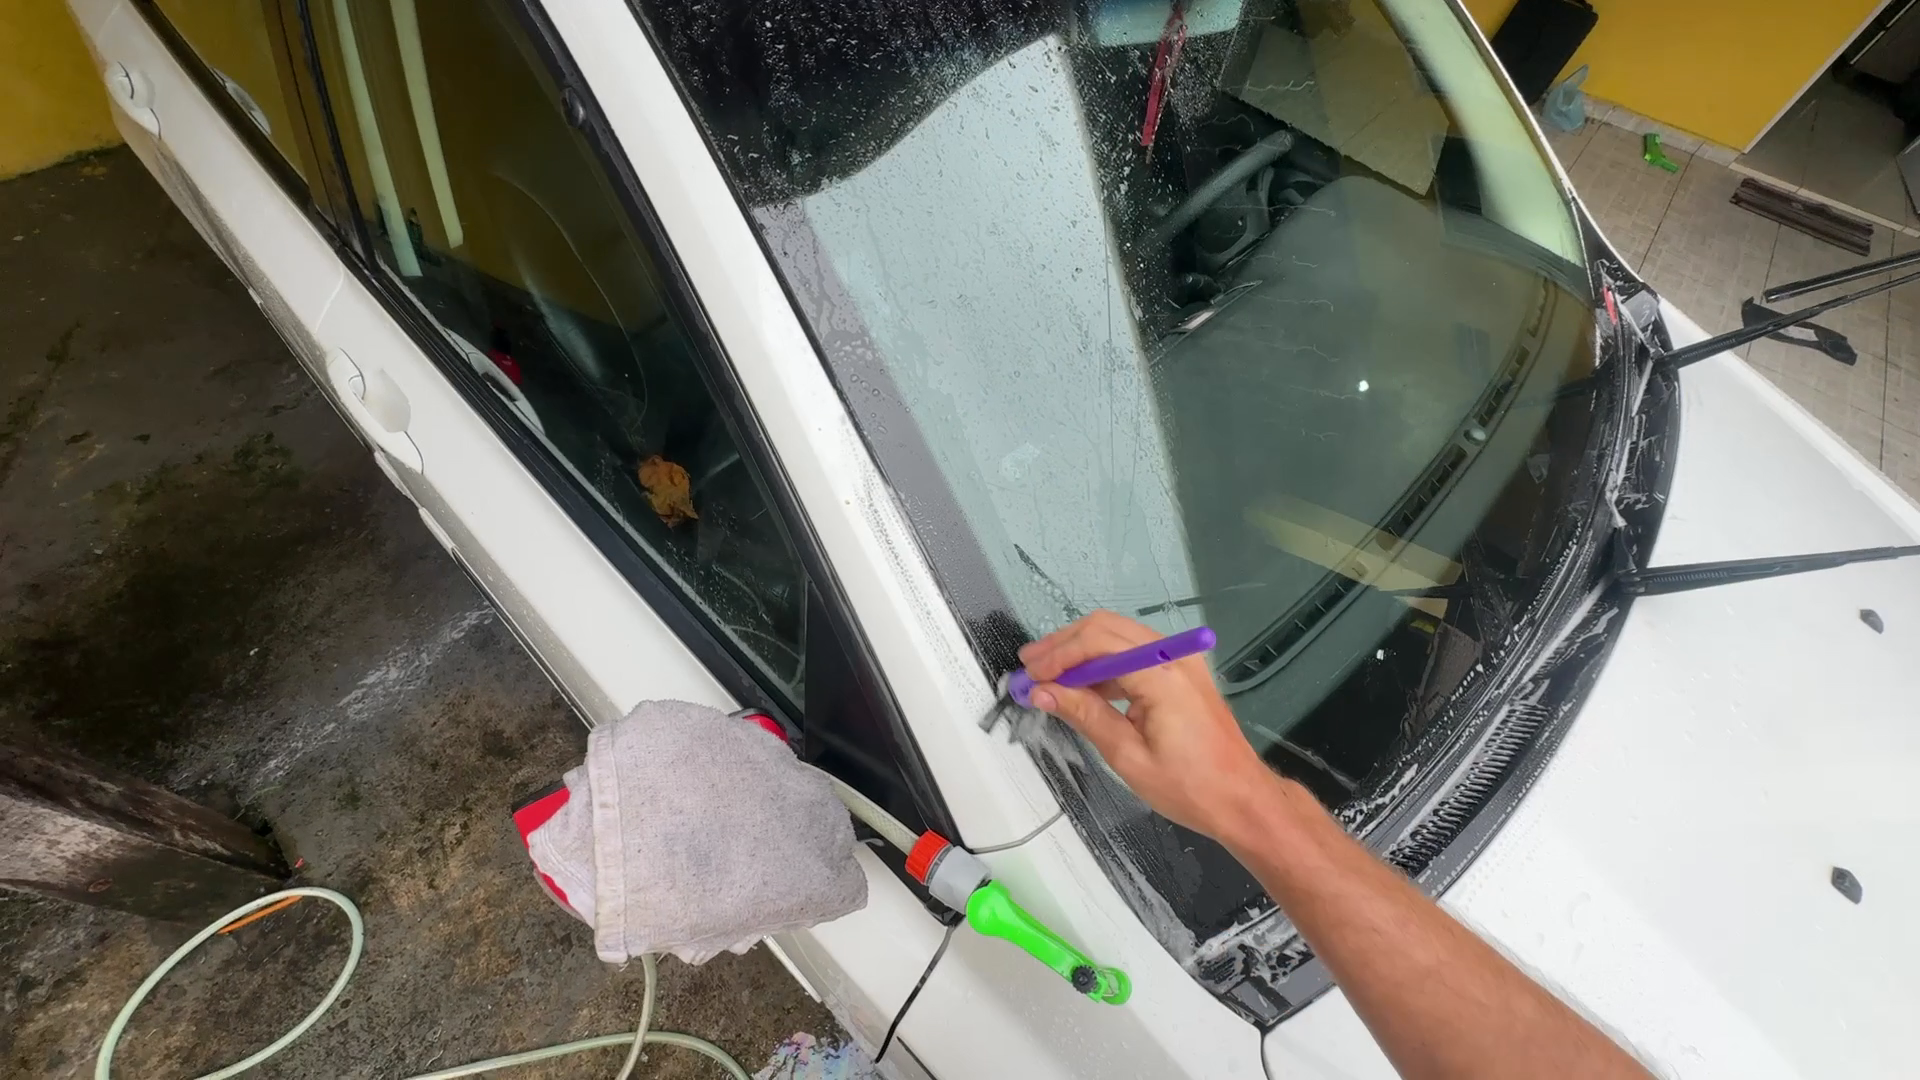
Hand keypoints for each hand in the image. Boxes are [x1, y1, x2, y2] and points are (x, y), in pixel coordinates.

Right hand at [1018, 611, 1286, 844]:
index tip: (1030, 675)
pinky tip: (1081, 684)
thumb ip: (1084, 715)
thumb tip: (1042, 692)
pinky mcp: (1181, 669)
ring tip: (1047, 675)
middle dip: (1064, 644)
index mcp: (1162, 675)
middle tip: (1030, 667)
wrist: (1243, 799)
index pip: (1098, 643)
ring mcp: (1180, 658)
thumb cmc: (1189, 787)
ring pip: (1117, 634)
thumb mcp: (1128, 756)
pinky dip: (1103, 662)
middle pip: (1106, 627)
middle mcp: (1173, 654)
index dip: (1058, 655)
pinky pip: (1133, 651)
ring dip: (1080, 651)